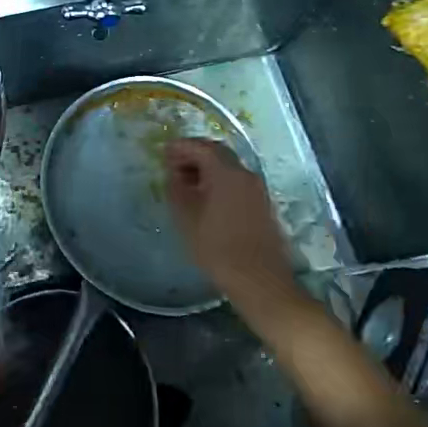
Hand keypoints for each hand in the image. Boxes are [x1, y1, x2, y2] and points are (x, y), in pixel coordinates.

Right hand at [163, 138, 303, 320]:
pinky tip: (208, 201)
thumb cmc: (217, 248)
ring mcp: (258, 188)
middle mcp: (245, 173)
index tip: (164, 152)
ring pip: (229, 169)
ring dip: (207, 170)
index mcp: (226, 172)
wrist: (259, 279)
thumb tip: (173, 173)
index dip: (181, 147)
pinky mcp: (263, 204)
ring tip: (187, 186)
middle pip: (218, 154)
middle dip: (194, 156)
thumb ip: (177, 188)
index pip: (201, 146)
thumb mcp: (186, 218)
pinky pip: (238, 183)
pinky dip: (220, 183)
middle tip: (174, 167)